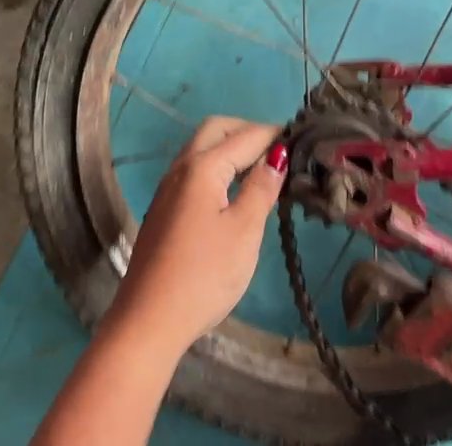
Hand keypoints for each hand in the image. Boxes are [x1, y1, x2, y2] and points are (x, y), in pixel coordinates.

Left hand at [104, 117, 288, 355]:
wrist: (148, 321)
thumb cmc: (204, 276)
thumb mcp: (244, 231)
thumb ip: (262, 188)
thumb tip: (278, 155)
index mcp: (202, 167)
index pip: (245, 136)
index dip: (275, 135)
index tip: (303, 139)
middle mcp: (180, 168)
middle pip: (216, 130)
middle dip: (248, 130)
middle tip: (279, 150)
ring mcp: (167, 189)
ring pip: (201, 149)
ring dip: (231, 147)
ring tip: (262, 168)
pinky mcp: (164, 210)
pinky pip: (194, 171)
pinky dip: (218, 166)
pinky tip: (234, 191)